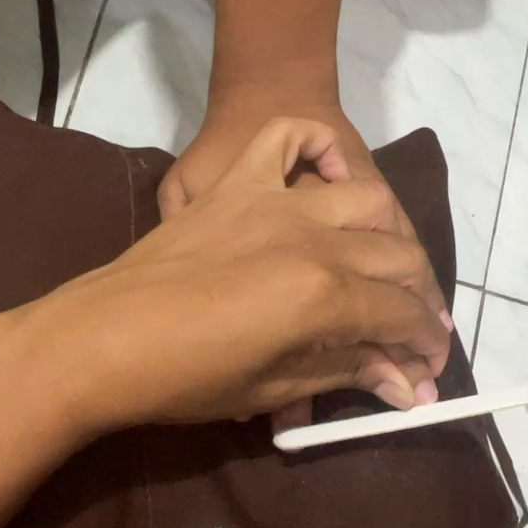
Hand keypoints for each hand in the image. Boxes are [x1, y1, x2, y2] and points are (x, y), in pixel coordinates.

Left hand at [0, 117, 452, 438]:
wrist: (98, 338)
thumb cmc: (181, 378)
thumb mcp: (269, 387)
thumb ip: (344, 372)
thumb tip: (406, 385)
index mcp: (321, 296)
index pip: (401, 314)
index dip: (424, 344)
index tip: (429, 370)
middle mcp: (312, 238)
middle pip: (398, 257)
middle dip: (422, 298)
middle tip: (419, 331)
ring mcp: (274, 201)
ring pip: (366, 199)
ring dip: (393, 235)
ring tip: (390, 268)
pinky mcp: (239, 184)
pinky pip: (289, 140)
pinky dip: (315, 146)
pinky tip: (328, 179)